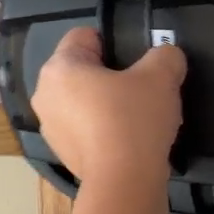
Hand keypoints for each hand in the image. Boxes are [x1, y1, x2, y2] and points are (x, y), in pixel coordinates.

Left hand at [31, 27, 186, 190]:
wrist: (124, 178)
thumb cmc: (135, 119)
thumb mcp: (162, 79)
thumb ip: (166, 57)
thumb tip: (168, 53)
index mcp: (63, 66)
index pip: (84, 36)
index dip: (115, 42)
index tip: (140, 62)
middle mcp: (46, 91)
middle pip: (83, 71)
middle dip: (111, 77)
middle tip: (143, 92)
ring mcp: (49, 123)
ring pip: (82, 101)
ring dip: (105, 105)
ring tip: (137, 120)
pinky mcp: (61, 150)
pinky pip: (84, 129)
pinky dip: (102, 130)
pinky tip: (126, 141)